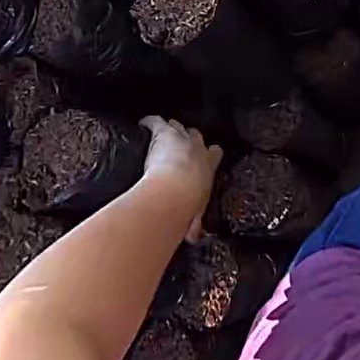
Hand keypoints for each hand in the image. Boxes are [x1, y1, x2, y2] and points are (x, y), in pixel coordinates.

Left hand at [138, 116, 221, 240]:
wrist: (175, 191)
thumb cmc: (187, 203)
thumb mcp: (194, 215)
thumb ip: (194, 224)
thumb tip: (195, 237)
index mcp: (209, 166)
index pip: (215, 153)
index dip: (209, 152)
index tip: (207, 153)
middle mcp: (198, 148)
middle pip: (196, 135)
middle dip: (190, 137)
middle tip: (182, 142)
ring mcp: (181, 138)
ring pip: (178, 126)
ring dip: (172, 129)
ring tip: (165, 130)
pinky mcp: (164, 132)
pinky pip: (156, 121)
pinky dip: (149, 122)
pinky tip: (144, 122)